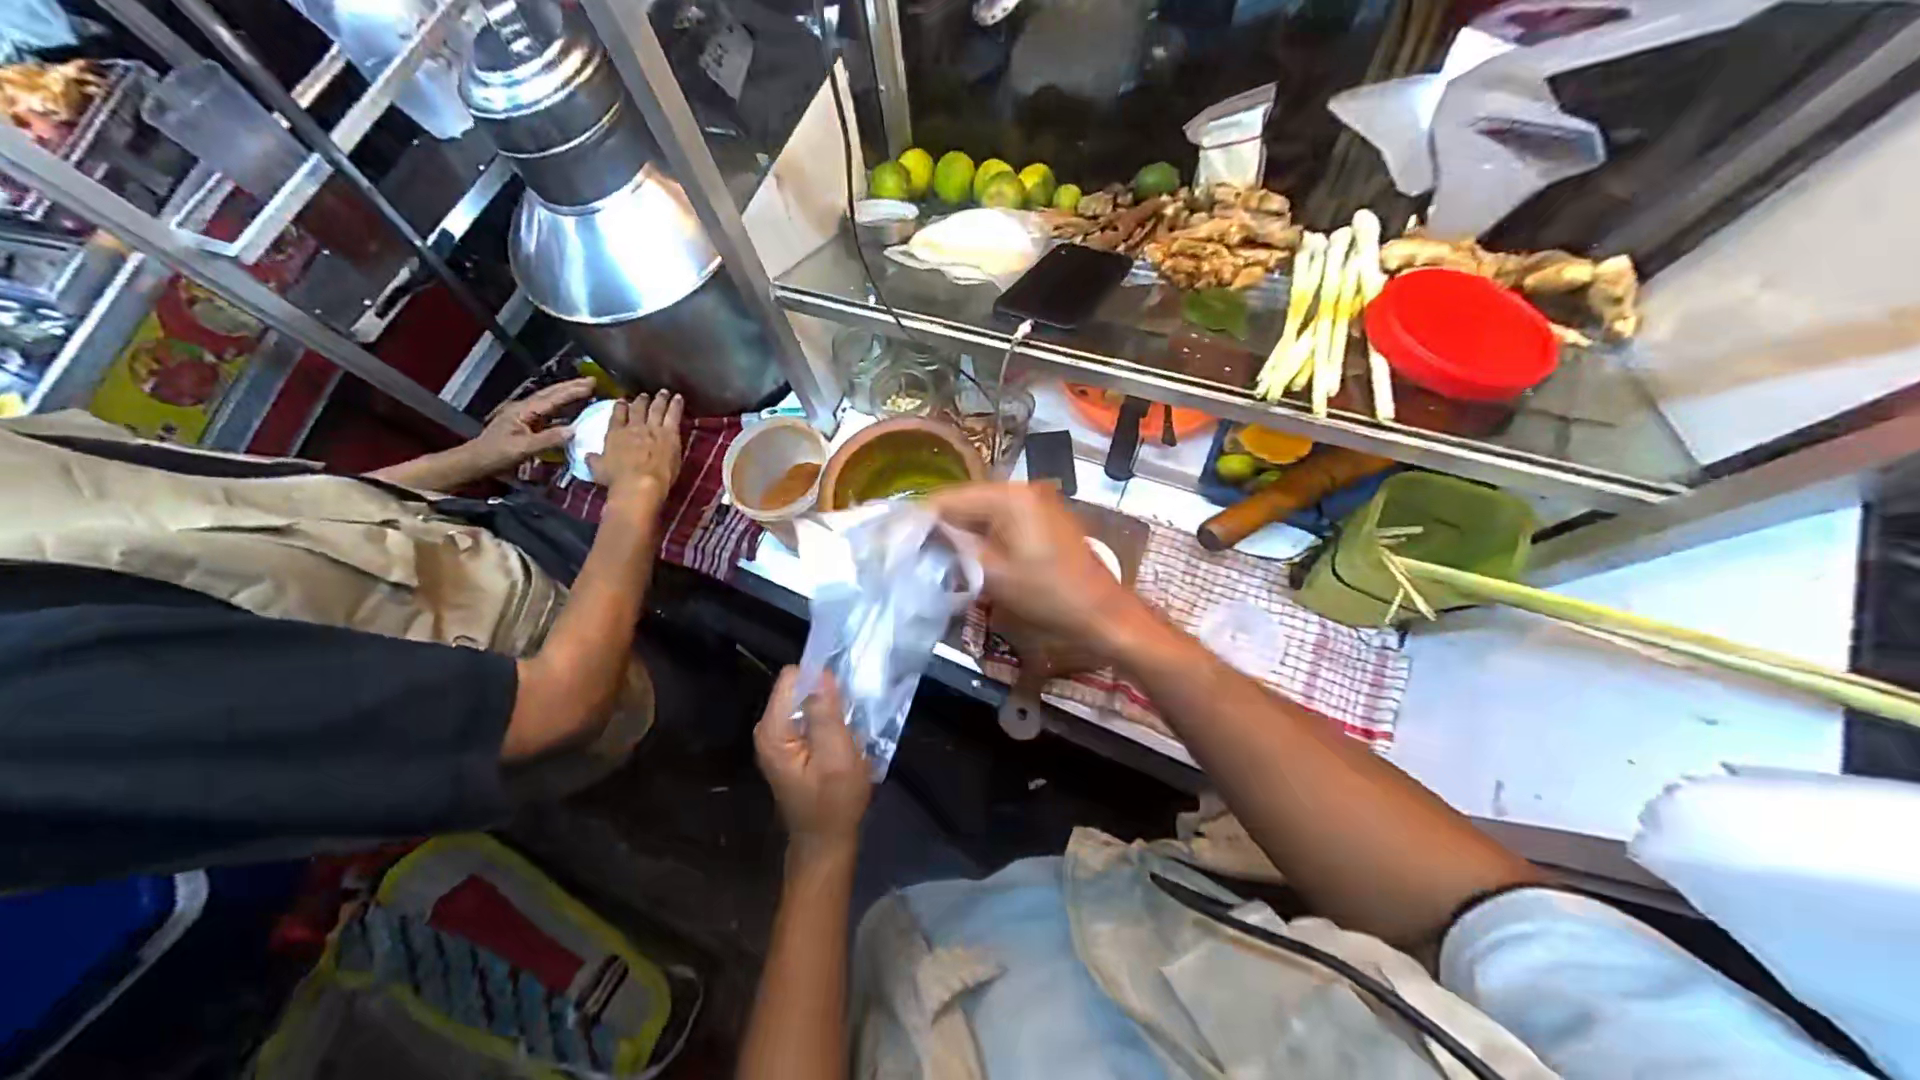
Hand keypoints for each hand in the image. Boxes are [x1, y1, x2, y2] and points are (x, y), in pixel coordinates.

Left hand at [466, 376, 596, 475]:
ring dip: (568, 394)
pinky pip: (549, 413)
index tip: (591, 385)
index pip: (552, 398)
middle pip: (551, 394)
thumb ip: (548, 439)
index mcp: (523, 411)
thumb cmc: (496, 454)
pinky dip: (563, 407)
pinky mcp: (527, 425)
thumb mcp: (522, 448)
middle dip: (571, 386)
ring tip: (586, 389)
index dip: (572, 391)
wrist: (476, 461)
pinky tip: (572, 409)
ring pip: (550, 401)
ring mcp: (525, 416)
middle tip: (592, 381)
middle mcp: (524, 409)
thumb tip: (573, 431)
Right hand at [587, 389, 683, 501]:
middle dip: (641, 400)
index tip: (623, 400)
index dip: (620, 406)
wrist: (640, 483)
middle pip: (638, 409)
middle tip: (644, 395)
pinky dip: (676, 405)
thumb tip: (589, 455)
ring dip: (660, 399)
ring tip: (664, 392)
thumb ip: (594, 460)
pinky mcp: (670, 434)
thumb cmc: (617, 479)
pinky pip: (673, 415)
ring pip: (657, 409)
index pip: (617, 415)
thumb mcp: (598, 469)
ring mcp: (653, 429)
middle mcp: (634, 427)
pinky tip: (679, 398)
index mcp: (615, 434)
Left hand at [754, 668, 870, 859]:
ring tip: (850, 730)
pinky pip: (811, 716)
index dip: (821, 680)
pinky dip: (830, 721)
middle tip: (851, 719)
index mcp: (773, 730)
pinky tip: (844, 739)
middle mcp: (769, 728)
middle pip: (800, 687)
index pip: (793, 678)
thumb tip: (822, 673)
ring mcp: (779, 737)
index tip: (845, 699)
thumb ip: (826, 714)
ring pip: (808, 700)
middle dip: (828, 695)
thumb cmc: (834, 803)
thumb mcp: (837, 757)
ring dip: (832, 709)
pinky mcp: (791, 744)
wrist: (826, 841)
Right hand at [931, 482, 1147, 659]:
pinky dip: (982, 535)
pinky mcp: (1042, 518)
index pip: (949, 498)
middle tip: (912, 550)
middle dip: (939, 525)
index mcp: (1009, 496)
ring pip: (981, 511)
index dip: (920, 519)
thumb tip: (922, 534)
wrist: (1102, 612)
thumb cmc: (1048, 594)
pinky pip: (1001, 520)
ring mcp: (1035, 502)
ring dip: (959, 531)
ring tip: (934, 555)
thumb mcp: (993, 574)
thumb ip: (954, 547)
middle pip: (965, 500)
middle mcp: (1022, 489)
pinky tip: (968, 555)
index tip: (896, 540)